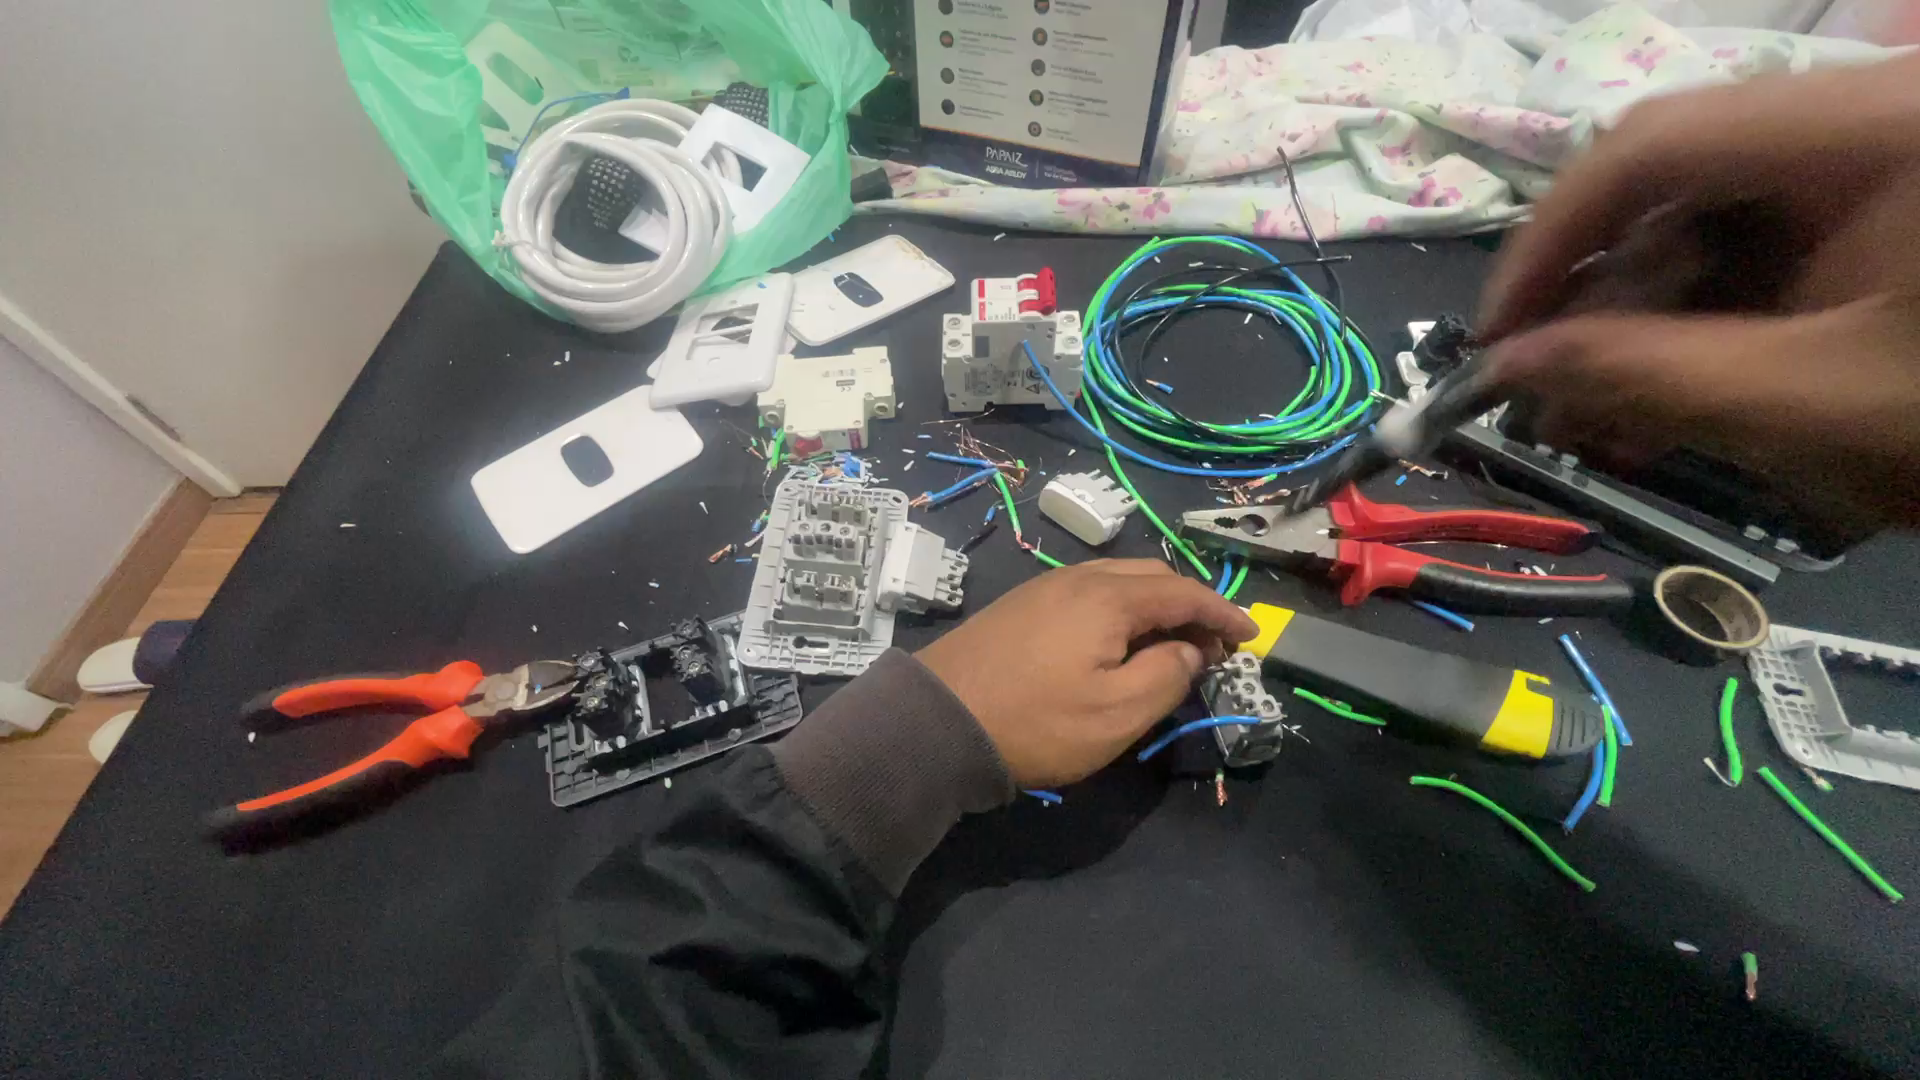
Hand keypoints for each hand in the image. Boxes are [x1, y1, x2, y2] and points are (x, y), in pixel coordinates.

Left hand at [916, 559, 1256, 787]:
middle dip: (1190, 606)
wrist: (940, 720)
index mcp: (1109, 597)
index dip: (1224, 613)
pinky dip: (1118, 611)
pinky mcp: (1021, 605)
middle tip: (1213, 645)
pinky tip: (1116, 641)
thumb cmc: (1036, 721)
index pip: (1184, 592)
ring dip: (1153, 607)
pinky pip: (1087, 594)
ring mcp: (1044, 588)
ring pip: (1116, 582)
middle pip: (1151, 577)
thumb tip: (1192, 650)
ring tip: (1171, 645)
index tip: (1252, 636)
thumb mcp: (1117, 712)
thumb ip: (1168, 676)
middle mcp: (1078, 578)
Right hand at [1476, 55, 1919, 525]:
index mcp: (1887, 128)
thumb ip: (1632, 376)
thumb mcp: (1804, 406)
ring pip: (1695, 231)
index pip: (1648, 147)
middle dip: (1586, 302)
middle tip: (1539, 391)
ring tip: (1591, 417)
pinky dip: (1687, 327)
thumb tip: (1499, 365)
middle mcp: (1880, 119)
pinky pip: (1748, 255)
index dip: (1543, 243)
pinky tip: (1659, 395)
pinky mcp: (1888, 213)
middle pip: (1665, 191)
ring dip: (1627, 328)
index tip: (1496, 335)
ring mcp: (1885, 166)